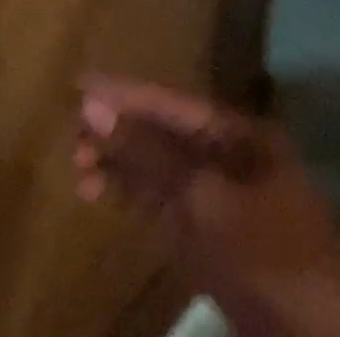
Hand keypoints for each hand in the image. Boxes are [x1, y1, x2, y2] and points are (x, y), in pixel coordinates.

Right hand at [75, 77, 339, 335]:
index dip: (123, 93)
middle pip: (160, 131)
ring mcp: (219, 195)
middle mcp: (230, 157)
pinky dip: (126, 191)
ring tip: (78, 171)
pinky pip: (157, 197)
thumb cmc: (267, 254)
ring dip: (114, 163)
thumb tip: (89, 104)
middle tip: (73, 139)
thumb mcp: (203, 198)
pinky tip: (95, 192)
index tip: (76, 85)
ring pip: (153, 165)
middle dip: (114, 132)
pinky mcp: (206, 230)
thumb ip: (145, 150)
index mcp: (242, 138)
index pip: (171, 103)